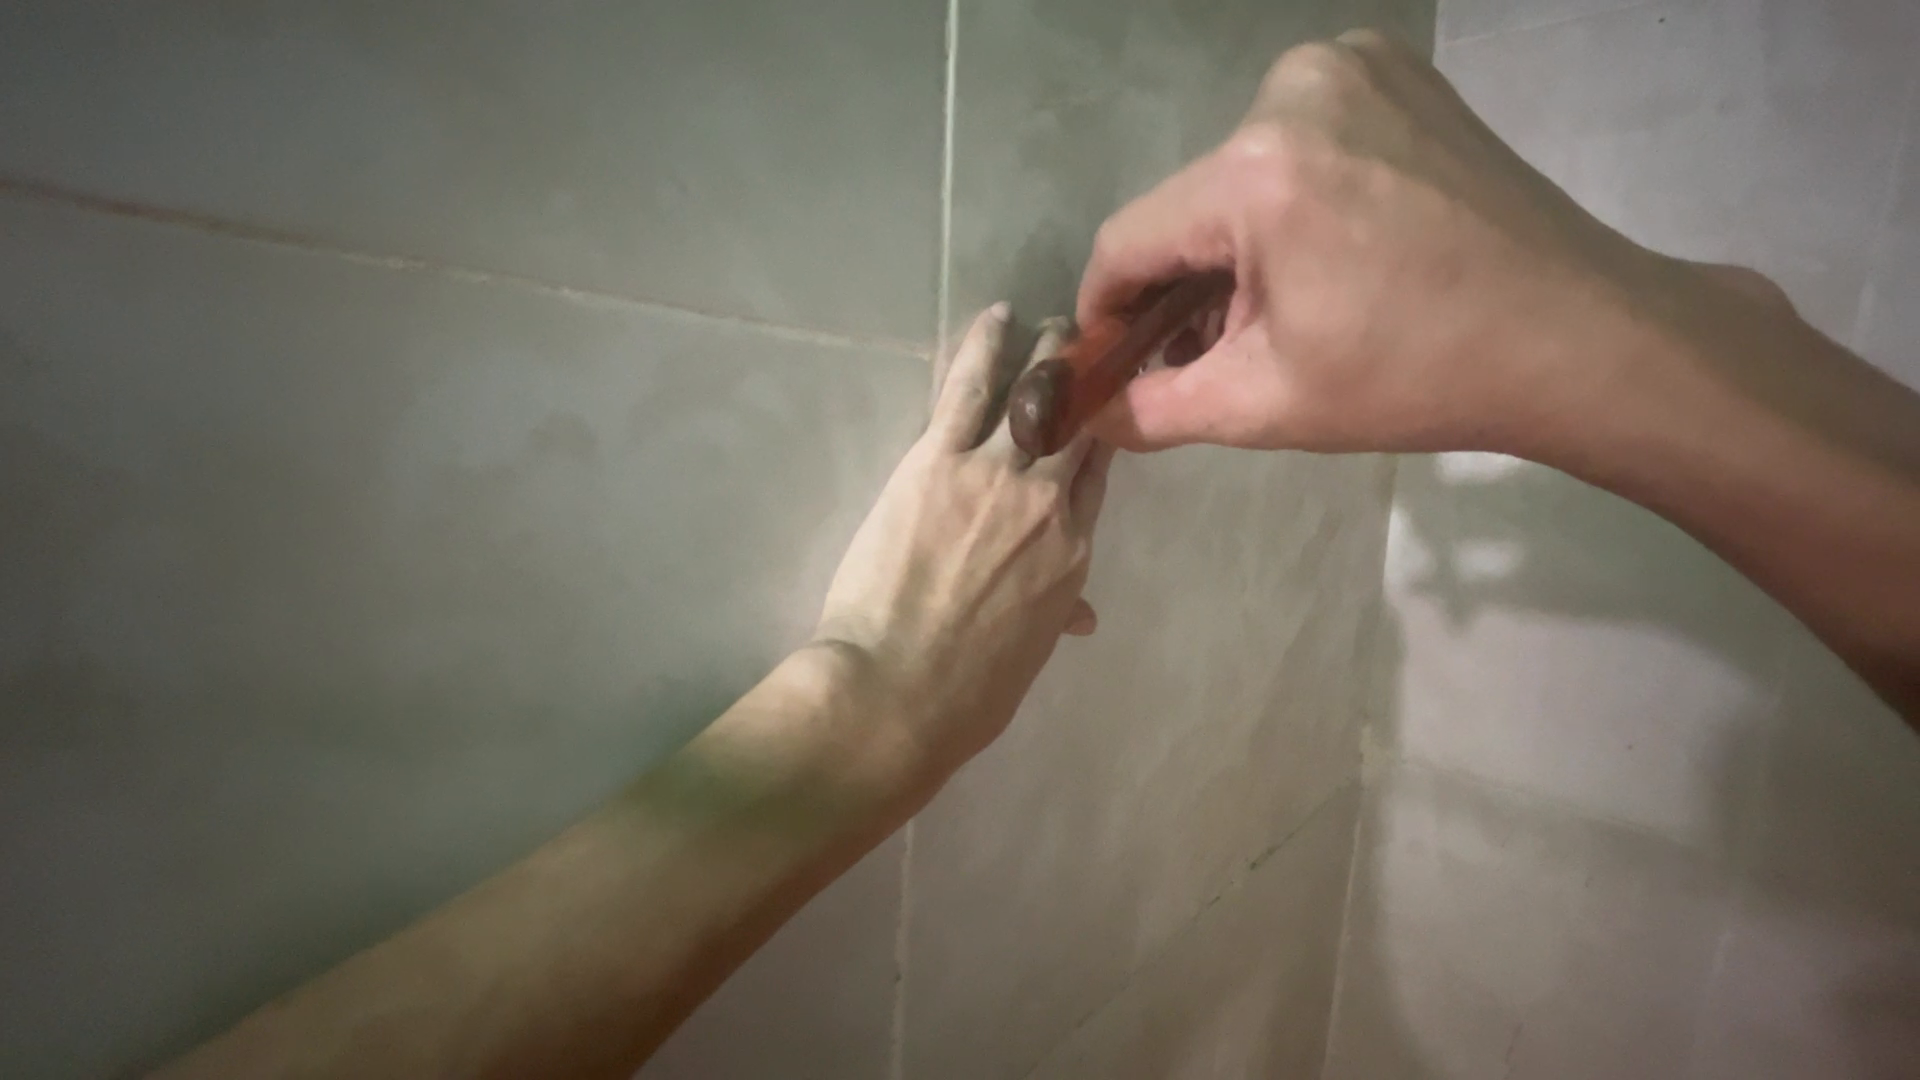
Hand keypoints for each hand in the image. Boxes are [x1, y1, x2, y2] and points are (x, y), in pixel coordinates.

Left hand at [813, 305, 1115, 778]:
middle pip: (1078, 425)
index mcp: (1073, 551)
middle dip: (1086, 383)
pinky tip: (996, 317)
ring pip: (1033, 396)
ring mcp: (994, 474)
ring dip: (1047, 353)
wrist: (898, 691)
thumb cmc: (968, 690)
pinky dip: (985, 347)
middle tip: (1084, 350)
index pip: (1098, 473)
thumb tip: (1083, 614)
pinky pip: (968, 389)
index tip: (1102, 408)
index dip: (1102, 434)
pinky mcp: (937, 461)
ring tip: (1053, 323)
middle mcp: (1047, 501)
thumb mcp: (1030, 652)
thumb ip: (1059, 613)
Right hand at [1077, 29, 1680, 457]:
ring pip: (1227, 180)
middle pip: (1180, 211)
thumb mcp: (1260, 406)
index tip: (1107, 361)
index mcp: (1257, 173)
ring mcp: (1347, 70)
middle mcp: (1292, 92)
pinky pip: (1284, 148)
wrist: (1574, 335)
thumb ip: (1151, 411)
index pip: (1125, 243)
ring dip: (1223, 251)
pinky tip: (1309, 258)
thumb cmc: (1412, 377)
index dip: (1102, 311)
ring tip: (1260, 313)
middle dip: (1174, 288)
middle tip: (1198, 352)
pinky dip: (1274, 208)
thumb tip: (1088, 414)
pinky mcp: (1387, 75)